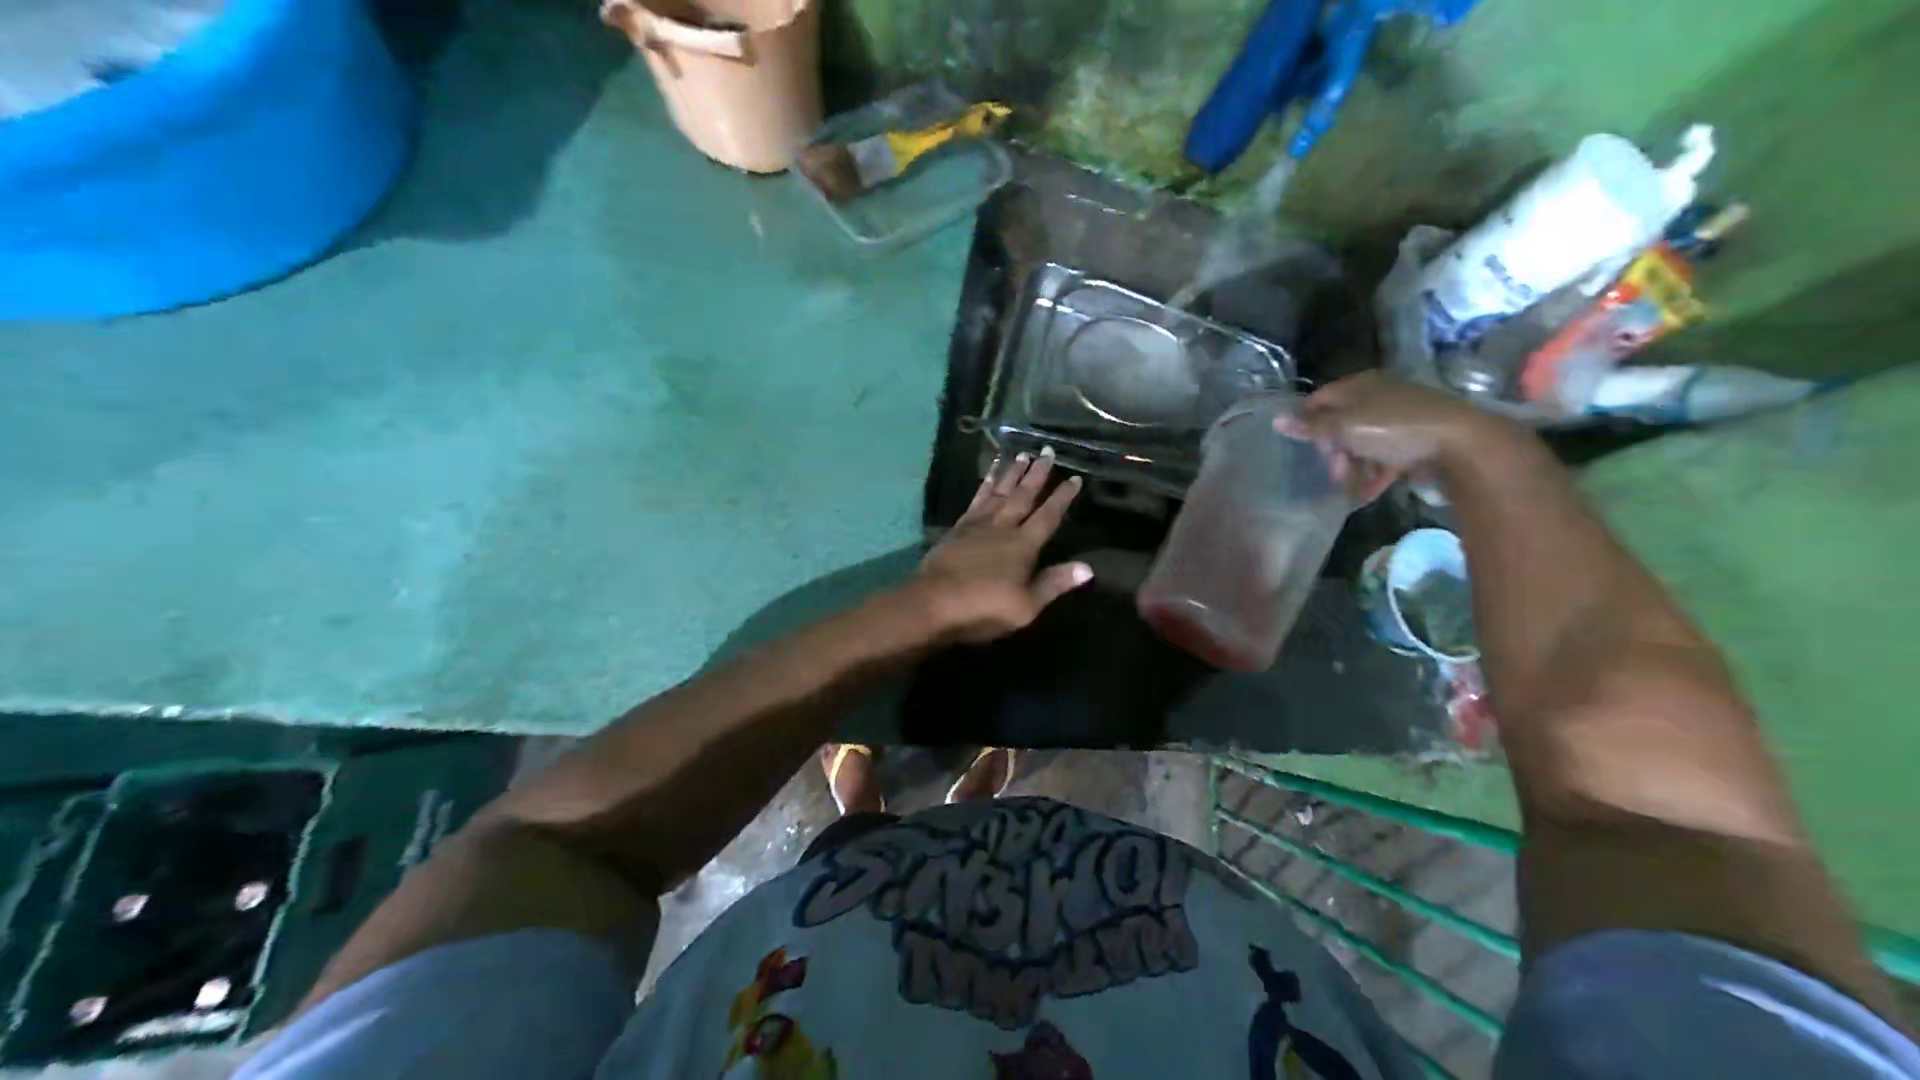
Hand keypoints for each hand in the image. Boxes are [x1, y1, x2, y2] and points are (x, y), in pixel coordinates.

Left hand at [910, 447, 1092, 643]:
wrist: (933, 603)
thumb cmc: (983, 608)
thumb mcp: (1026, 607)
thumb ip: (1054, 584)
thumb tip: (1088, 568)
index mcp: (1023, 545)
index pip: (1048, 517)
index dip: (1062, 498)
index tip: (1074, 477)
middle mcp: (1003, 528)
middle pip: (1023, 496)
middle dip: (1037, 475)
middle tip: (1047, 451)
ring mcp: (978, 525)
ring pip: (999, 492)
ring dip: (1011, 473)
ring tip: (1021, 454)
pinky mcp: (958, 529)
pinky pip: (976, 499)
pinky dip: (985, 484)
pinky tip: (989, 476)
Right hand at [1288, 373, 1511, 499]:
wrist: (1461, 444)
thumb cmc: (1395, 428)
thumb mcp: (1345, 427)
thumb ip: (1311, 426)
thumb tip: (1277, 419)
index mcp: (1360, 386)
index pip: (1319, 400)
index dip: (1306, 422)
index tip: (1303, 447)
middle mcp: (1377, 398)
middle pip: (1339, 425)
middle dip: (1332, 452)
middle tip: (1333, 472)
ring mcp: (1398, 420)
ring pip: (1361, 444)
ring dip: (1352, 468)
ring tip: (1350, 488)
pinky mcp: (1414, 441)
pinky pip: (1384, 458)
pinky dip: (1373, 475)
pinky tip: (1367, 493)